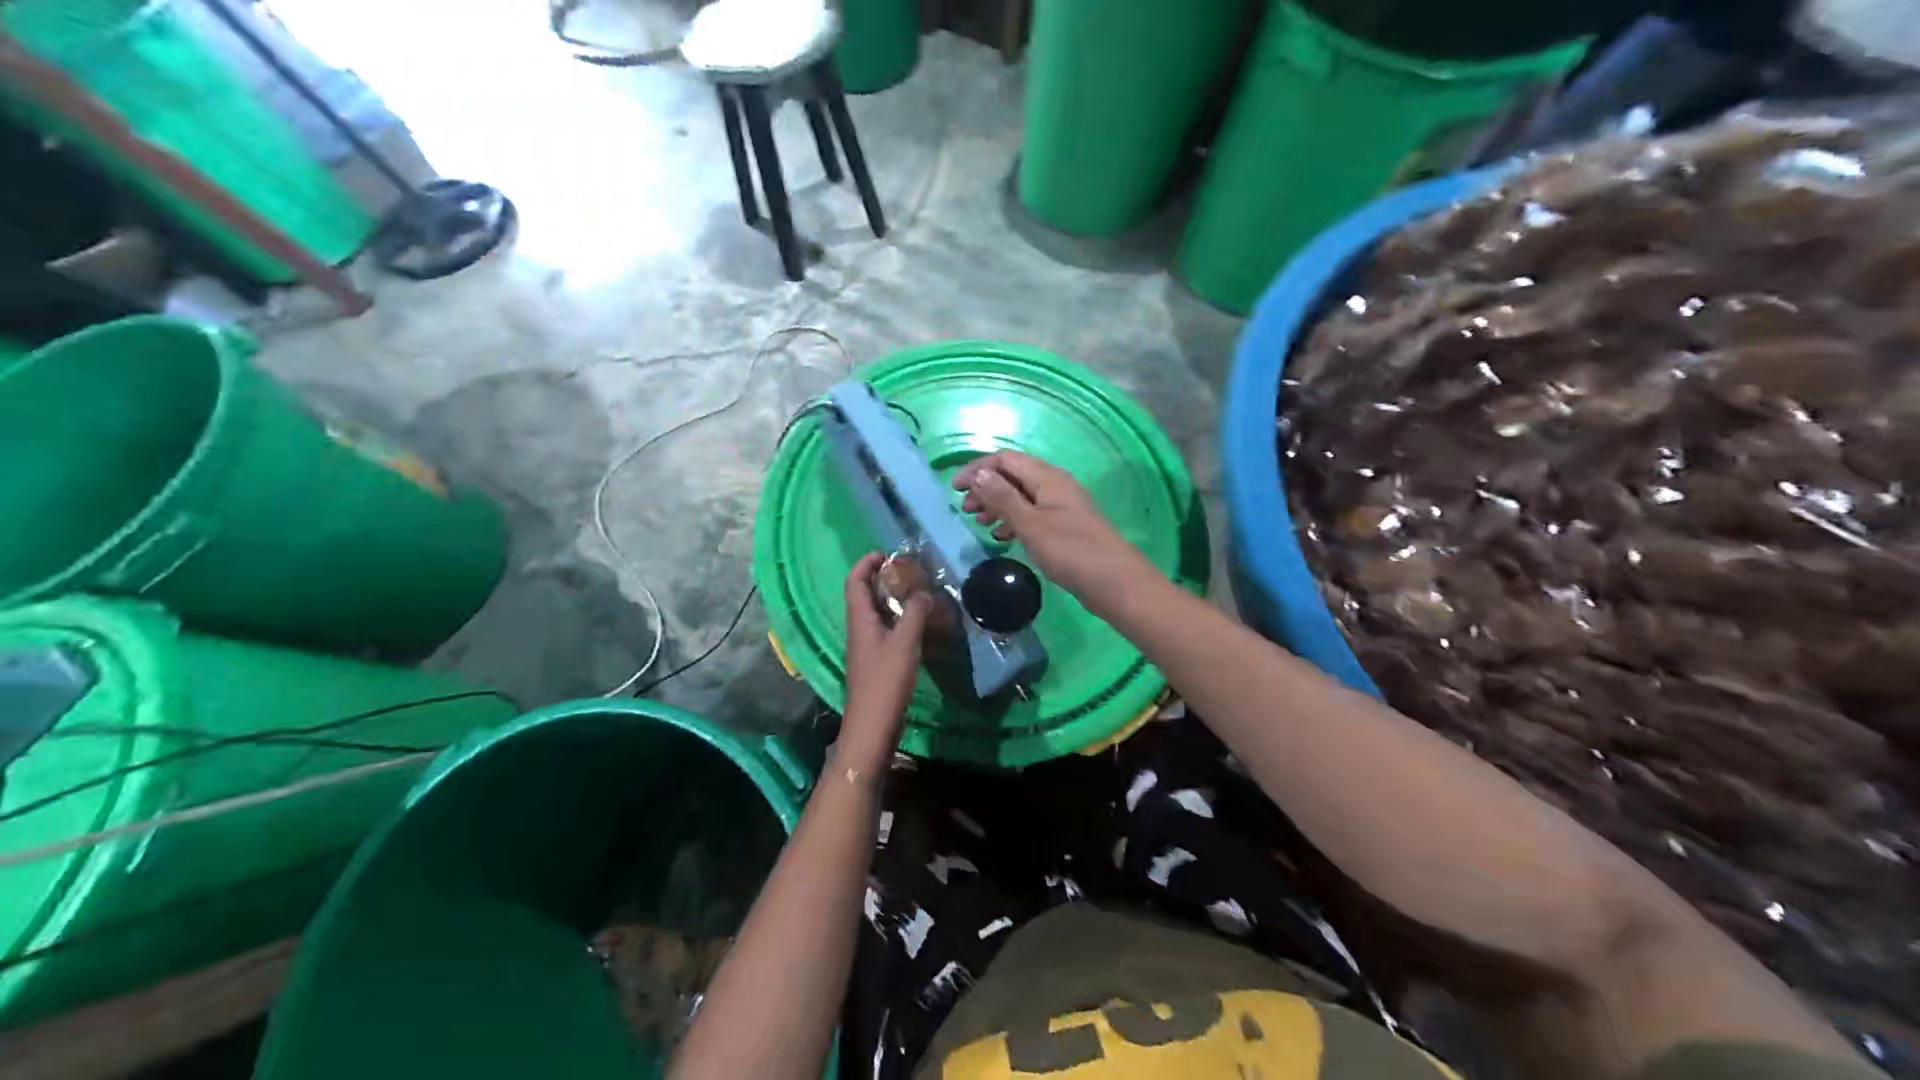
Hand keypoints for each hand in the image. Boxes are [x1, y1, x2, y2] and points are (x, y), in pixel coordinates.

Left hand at [840, 553, 930, 767]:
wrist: (872, 727)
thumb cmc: (885, 682)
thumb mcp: (904, 643)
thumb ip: (915, 613)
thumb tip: (924, 592)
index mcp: (860, 619)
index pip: (855, 580)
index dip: (868, 563)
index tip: (889, 554)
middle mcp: (860, 628)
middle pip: (867, 594)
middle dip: (886, 579)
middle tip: (913, 573)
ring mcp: (868, 646)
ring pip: (879, 613)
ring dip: (897, 600)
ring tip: (923, 594)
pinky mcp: (878, 662)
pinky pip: (888, 631)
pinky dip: (903, 622)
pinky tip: (923, 626)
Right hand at [953, 451, 1157, 616]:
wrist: (1115, 583)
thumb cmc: (1071, 550)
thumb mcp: (1030, 523)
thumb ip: (1002, 497)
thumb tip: (977, 474)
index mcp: (1047, 477)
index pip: (1005, 459)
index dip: (978, 469)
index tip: (954, 490)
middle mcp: (1055, 485)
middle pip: (1013, 476)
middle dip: (986, 488)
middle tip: (966, 510)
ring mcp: (1062, 507)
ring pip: (1022, 496)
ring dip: (998, 505)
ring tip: (980, 523)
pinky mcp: (1065, 527)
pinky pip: (1032, 515)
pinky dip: (1014, 520)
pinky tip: (1003, 537)